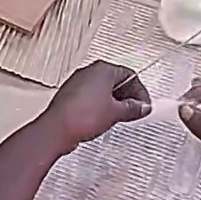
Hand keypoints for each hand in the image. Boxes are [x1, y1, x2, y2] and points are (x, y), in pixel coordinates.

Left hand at [37, 61, 151, 150]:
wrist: (57, 130)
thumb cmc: (81, 116)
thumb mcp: (116, 113)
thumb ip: (133, 108)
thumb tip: (142, 107)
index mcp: (102, 69)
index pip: (130, 75)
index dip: (140, 92)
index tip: (144, 105)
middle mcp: (88, 72)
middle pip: (115, 81)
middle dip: (127, 97)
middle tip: (134, 111)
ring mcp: (76, 84)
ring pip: (102, 90)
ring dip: (113, 103)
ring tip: (118, 117)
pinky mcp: (69, 97)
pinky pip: (89, 98)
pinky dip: (99, 107)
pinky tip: (100, 120)